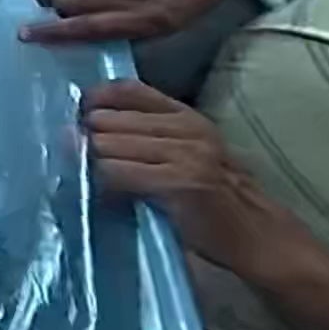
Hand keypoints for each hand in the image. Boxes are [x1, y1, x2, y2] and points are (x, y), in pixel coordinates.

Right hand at [23, 0, 247, 43]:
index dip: (52, 31)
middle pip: (64, 0)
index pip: (86, 26)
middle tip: (47, 14)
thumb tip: (71, 36)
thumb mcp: (161, 29)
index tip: (26, 34)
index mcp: (145, 19)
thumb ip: (117, 32)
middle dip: (47, 10)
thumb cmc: (182, 4)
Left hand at [84, 81, 307, 276]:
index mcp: (183, 115)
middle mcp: (188, 129)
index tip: (85, 124)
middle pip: (101, 119)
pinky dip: (106, 184)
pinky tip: (118, 194)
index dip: (93, 103)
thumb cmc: (203, 193)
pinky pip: (114, 172)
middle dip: (89, 142)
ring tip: (114, 182)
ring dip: (96, 165)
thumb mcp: (172, 150)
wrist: (260, 239)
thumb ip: (128, 130)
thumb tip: (68, 128)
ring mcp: (188, 154)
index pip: (122, 89)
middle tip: (102, 164)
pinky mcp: (182, 181)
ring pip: (102, 145)